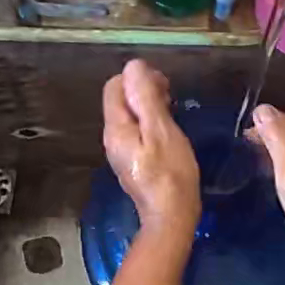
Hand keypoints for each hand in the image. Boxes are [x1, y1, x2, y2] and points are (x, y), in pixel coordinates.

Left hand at [102, 60, 199, 234]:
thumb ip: (146, 99)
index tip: (164, 85)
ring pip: (130, 116)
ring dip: (149, 106)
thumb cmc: (170, 174)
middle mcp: (112, 138)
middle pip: (120, 100)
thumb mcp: (162, 131)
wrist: (171, 217)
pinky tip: (168, 130)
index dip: (137, 77)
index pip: (114, 86)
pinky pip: (137, 132)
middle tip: (171, 96)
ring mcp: (122, 152)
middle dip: (143, 90)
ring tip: (172, 110)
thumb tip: (133, 67)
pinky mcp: (133, 161)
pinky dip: (151, 123)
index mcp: (116, 128)